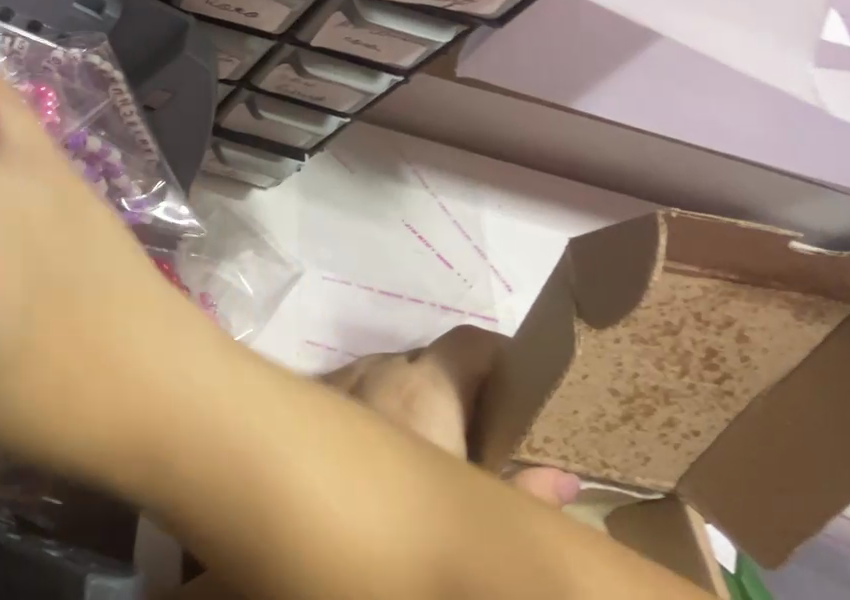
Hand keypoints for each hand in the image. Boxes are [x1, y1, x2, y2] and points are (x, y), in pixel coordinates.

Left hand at [322, 325, 580, 507]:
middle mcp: (377, 368)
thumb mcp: (474, 507)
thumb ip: (525, 495)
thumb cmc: (393, 501)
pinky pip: (351, 389)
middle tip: (484, 429)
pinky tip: (377, 444)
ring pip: (385, 375)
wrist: (286, 489)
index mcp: (424, 386)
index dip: (502, 356)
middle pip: (428, 362)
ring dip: (409, 398)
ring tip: (430, 441)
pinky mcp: (307, 394)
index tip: (527, 383)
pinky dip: (371, 406)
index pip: (472, 342)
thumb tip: (563, 480)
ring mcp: (336, 377)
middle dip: (457, 388)